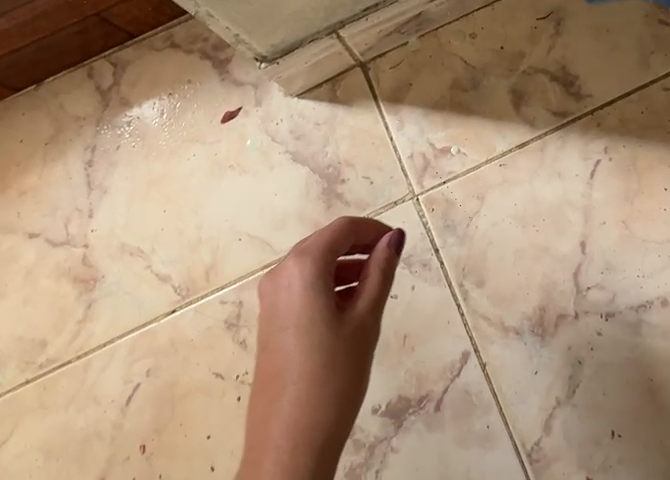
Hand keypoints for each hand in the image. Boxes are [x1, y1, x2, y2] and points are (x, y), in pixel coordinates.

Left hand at [238, 216, 405, 479]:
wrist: (289, 441)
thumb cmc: (333, 377)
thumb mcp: (365, 320)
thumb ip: (380, 272)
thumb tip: (394, 238)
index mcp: (302, 266)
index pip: (342, 229)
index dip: (373, 229)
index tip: (399, 242)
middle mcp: (280, 273)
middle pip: (325, 243)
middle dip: (359, 246)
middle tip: (392, 261)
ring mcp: (271, 297)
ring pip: (314, 265)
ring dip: (346, 266)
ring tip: (378, 285)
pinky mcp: (271, 319)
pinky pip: (303, 286)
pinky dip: (329, 285)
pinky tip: (353, 306)